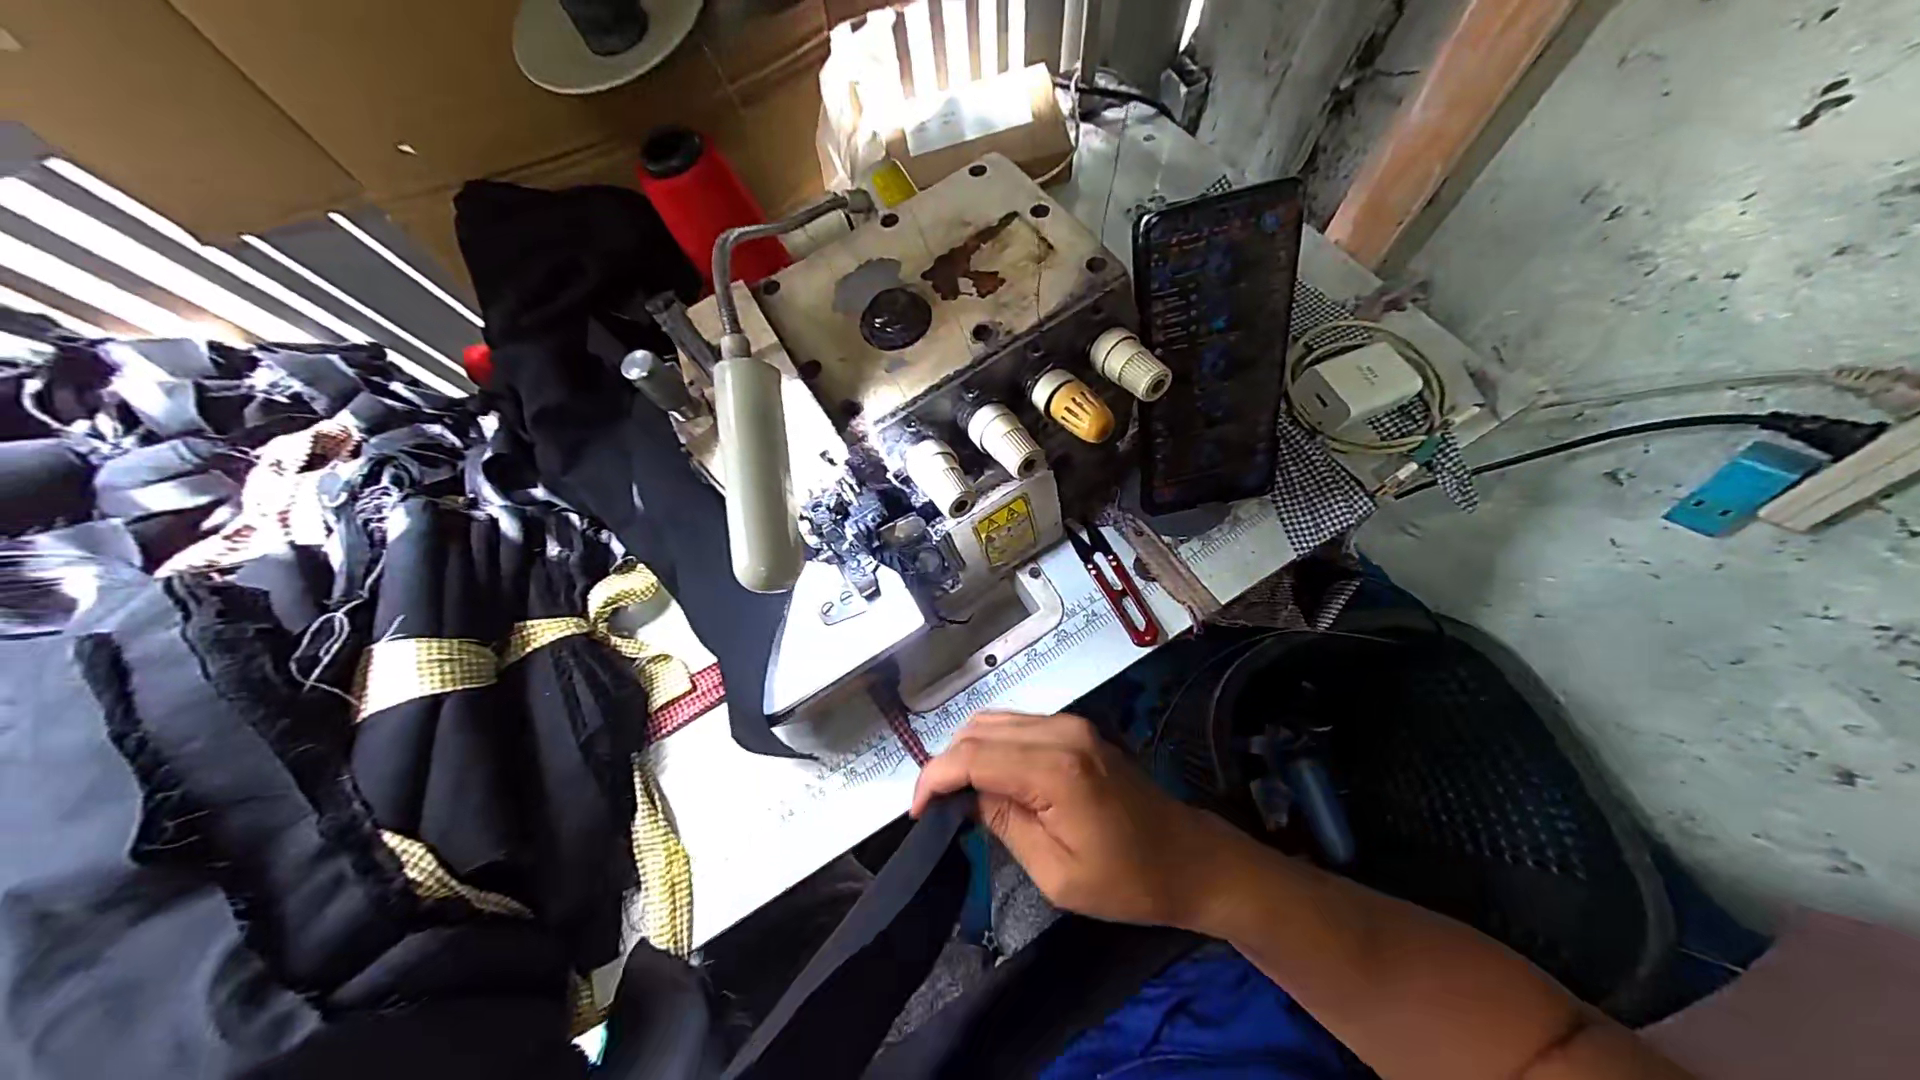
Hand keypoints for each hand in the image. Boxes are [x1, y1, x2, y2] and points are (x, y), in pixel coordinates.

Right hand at [910, 711, 1255, 930]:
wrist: (1190, 860)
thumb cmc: (1127, 880)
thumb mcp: (1056, 872)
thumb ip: (1004, 824)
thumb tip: (963, 796)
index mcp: (1055, 769)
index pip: (973, 756)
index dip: (933, 779)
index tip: (916, 813)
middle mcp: (1060, 732)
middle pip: (979, 730)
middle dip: (946, 764)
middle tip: (934, 808)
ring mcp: (1071, 725)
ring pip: (995, 722)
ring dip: (967, 753)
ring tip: (957, 795)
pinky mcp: (1076, 729)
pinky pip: (1017, 726)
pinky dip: (991, 746)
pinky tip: (988, 778)